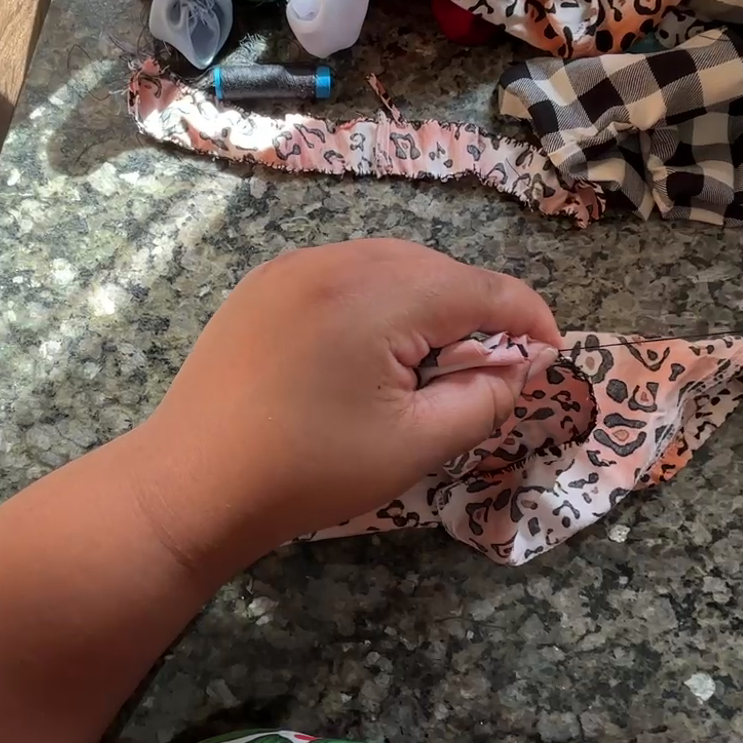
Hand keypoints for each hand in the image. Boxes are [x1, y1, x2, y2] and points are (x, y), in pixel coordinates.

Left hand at [127, 239, 561, 575]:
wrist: (190, 483)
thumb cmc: (307, 472)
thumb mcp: (413, 445)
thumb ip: (482, 399)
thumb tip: (519, 369)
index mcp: (377, 293)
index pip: (479, 288)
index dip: (527, 317)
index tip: (552, 352)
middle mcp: (334, 259)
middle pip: (435, 269)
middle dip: (476, 310)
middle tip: (492, 363)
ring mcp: (292, 266)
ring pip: (388, 265)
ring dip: (426, 302)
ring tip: (435, 356)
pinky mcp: (264, 284)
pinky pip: (343, 274)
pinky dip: (377, 299)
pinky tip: (372, 344)